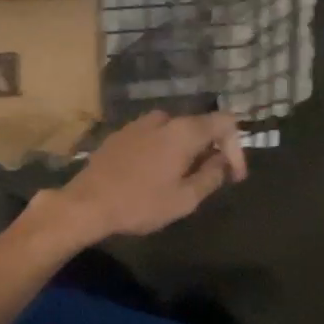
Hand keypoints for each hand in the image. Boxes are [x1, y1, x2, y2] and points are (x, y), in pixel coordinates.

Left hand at [44, 111, 247, 240]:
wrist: (86, 204)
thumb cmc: (139, 204)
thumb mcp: (184, 199)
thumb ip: (210, 177)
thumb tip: (222, 162)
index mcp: (183, 130)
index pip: (225, 122)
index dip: (236, 147)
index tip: (234, 176)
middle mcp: (162, 119)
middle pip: (198, 126)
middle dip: (209, 151)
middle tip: (209, 180)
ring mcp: (137, 124)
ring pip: (173, 132)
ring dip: (184, 152)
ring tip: (180, 180)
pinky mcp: (119, 135)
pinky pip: (152, 137)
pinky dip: (162, 151)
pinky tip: (154, 176)